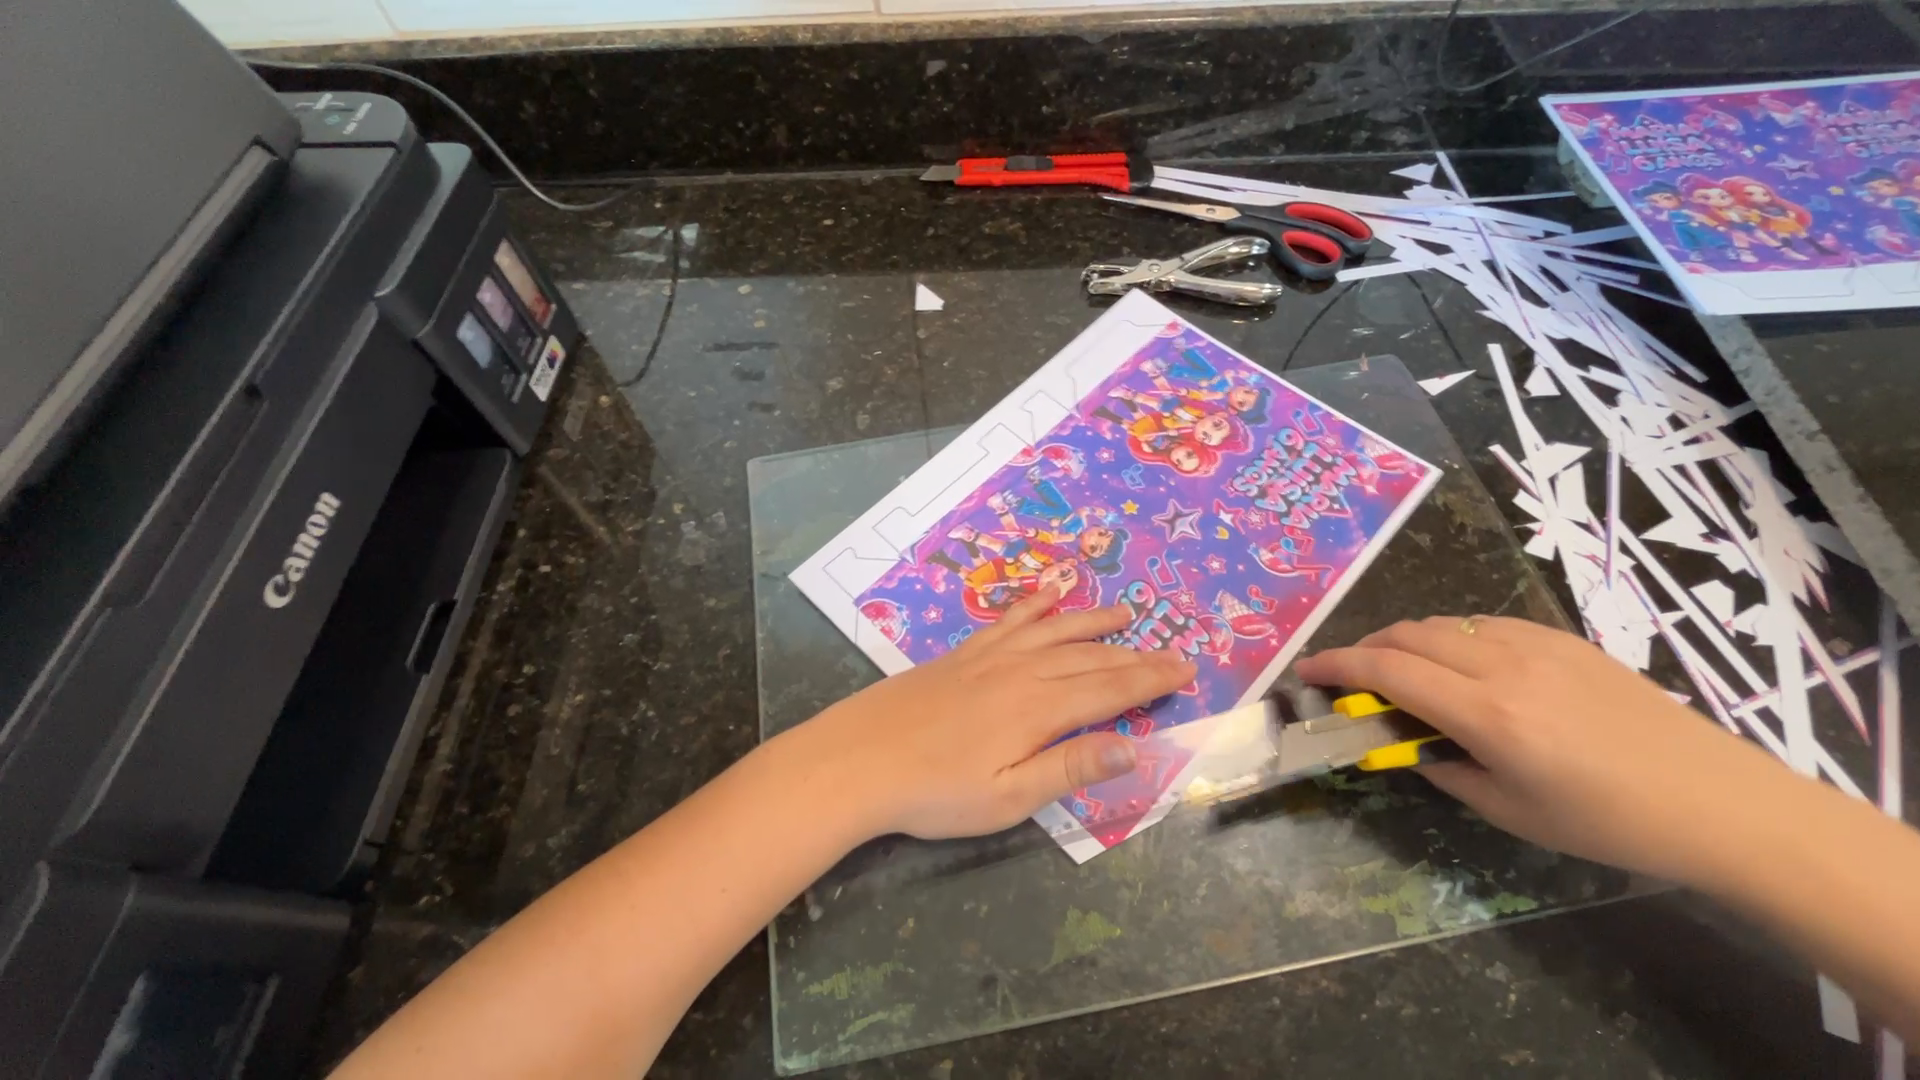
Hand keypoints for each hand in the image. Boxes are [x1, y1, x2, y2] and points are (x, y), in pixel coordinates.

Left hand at [784, 586, 1195, 840]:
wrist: (858, 760)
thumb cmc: (935, 791)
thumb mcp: (1009, 797)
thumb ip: (1071, 768)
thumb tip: (1134, 747)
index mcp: (1039, 710)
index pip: (1110, 691)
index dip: (1151, 681)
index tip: (1186, 670)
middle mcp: (1022, 672)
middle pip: (1090, 658)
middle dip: (1136, 656)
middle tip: (1173, 650)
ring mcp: (989, 657)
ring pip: (1055, 632)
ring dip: (1094, 622)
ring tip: (1126, 612)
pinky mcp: (962, 654)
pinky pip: (1008, 621)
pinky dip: (1034, 607)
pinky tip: (1049, 595)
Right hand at [1294, 615, 1794, 885]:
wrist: (1720, 802)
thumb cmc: (1608, 822)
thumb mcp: (1510, 811)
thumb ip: (1443, 768)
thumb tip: (1404, 743)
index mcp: (1488, 715)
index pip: (1388, 671)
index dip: (1336, 665)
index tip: (1305, 670)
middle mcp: (1504, 666)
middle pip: (1408, 634)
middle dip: (1365, 648)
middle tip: (1347, 675)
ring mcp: (1538, 645)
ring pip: (1444, 622)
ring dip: (1405, 639)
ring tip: (1397, 668)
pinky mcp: (1565, 640)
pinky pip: (1485, 623)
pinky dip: (1450, 635)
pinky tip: (1458, 661)